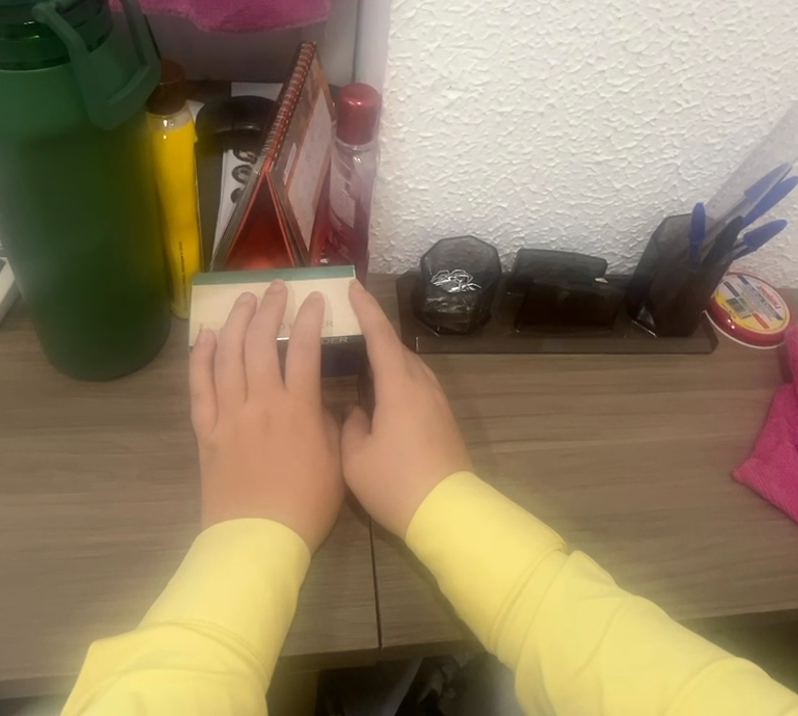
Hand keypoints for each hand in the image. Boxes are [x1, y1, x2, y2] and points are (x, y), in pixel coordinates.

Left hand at [189, 282, 344, 547]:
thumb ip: (327, 421)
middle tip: (275, 288)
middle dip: (269, 308)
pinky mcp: (206, 431)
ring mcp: (229, 414)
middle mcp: (260, 402)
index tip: (315, 298)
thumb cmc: (306, 504)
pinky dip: (200, 358)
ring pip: (227, 355)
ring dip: (235, 322)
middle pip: (259, 342)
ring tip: (243, 299)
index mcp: (297, 408)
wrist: (258, 540)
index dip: (309, 318)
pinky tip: (204, 336)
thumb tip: (320, 397)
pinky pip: (199, 387)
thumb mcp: (335, 460)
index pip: (303, 348)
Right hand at [340, 282, 471, 537]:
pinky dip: (398, 377)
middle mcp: (421, 384)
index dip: (365, 309)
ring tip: (363, 358)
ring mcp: (437, 400)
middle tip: (349, 323)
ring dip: (387, 357)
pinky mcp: (444, 418)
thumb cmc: (396, 482)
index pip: (380, 336)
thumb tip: (355, 411)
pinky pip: (417, 384)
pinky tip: (384, 392)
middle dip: (374, 332)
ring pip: (409, 367)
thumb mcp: (355, 458)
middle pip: (396, 348)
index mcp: (399, 385)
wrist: (448, 511)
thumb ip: (350, 425)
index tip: (353, 286)